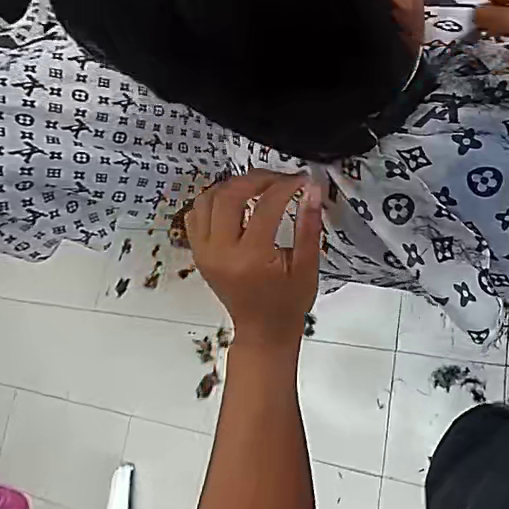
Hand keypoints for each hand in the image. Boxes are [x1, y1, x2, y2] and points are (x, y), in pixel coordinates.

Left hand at [186, 170, 324, 352]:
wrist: (262, 330)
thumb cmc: (290, 302)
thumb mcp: (307, 266)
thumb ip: (309, 225)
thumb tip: (312, 189)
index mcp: (251, 257)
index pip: (266, 206)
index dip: (286, 186)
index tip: (303, 180)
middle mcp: (220, 251)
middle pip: (229, 195)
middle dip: (257, 179)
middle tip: (280, 179)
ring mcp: (204, 251)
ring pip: (207, 200)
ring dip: (233, 186)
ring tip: (259, 186)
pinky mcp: (198, 252)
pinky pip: (196, 215)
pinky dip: (214, 201)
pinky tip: (237, 202)